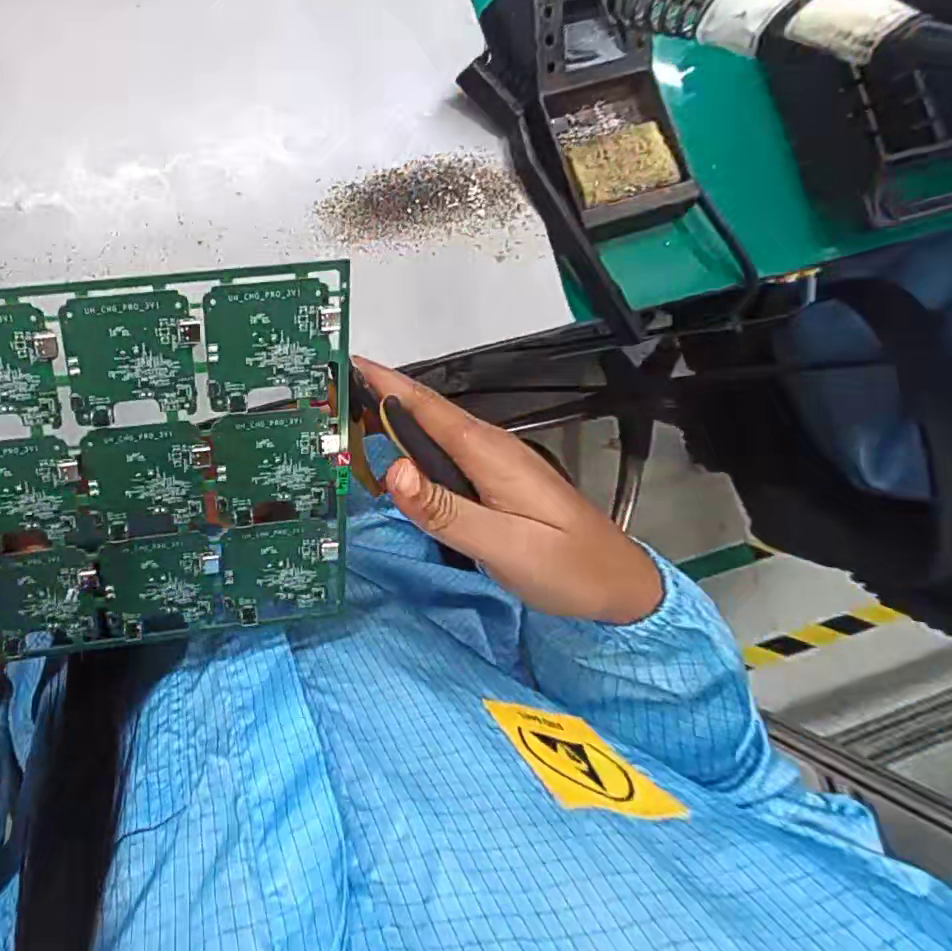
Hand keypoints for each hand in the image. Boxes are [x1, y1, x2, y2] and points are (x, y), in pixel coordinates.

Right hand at [356, 357, 663, 624]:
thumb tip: (393, 471)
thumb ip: (444, 510)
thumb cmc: (568, 568)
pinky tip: (389, 453)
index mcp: (488, 453)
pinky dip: (407, 443)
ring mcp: (490, 461)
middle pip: (424, 411)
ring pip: (430, 429)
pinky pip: (439, 451)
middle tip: (330, 392)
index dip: (384, 383)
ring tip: (347, 414)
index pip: (426, 407)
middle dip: (377, 394)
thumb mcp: (504, 545)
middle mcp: (487, 447)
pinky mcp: (490, 479)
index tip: (346, 363)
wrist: (621, 587)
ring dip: (389, 416)